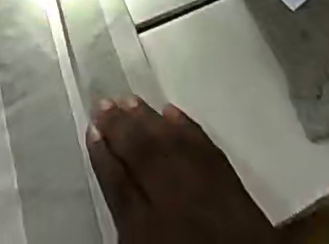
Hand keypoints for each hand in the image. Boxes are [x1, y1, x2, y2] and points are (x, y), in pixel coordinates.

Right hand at [86, 98, 276, 243]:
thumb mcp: (142, 243)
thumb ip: (127, 217)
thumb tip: (111, 177)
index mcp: (146, 227)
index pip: (117, 182)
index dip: (102, 155)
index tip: (91, 128)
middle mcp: (173, 200)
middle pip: (143, 155)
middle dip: (121, 127)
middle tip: (104, 101)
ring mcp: (206, 191)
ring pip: (171, 146)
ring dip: (148, 121)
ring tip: (130, 100)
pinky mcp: (237, 191)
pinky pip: (207, 151)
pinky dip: (188, 129)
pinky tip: (172, 111)